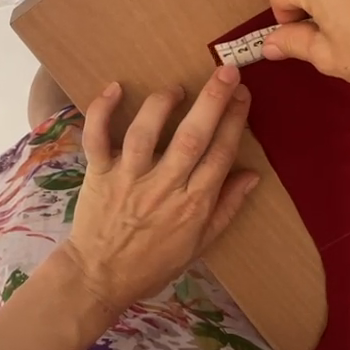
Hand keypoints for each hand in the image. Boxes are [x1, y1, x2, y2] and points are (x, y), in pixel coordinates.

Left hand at [64, 68, 258, 313]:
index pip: (220, 156)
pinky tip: (114, 88)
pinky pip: (97, 139)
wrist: (99, 277)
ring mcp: (128, 179)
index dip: (235, 122)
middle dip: (211, 103)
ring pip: (144, 134)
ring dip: (161, 106)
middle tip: (226, 71)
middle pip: (191, 139)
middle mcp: (163, 188)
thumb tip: (252, 175)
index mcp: (193, 205)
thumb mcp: (199, 245)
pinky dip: (101, 112)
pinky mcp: (98, 174)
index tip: (243, 93)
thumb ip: (226, 208)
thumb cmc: (152, 262)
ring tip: (175, 88)